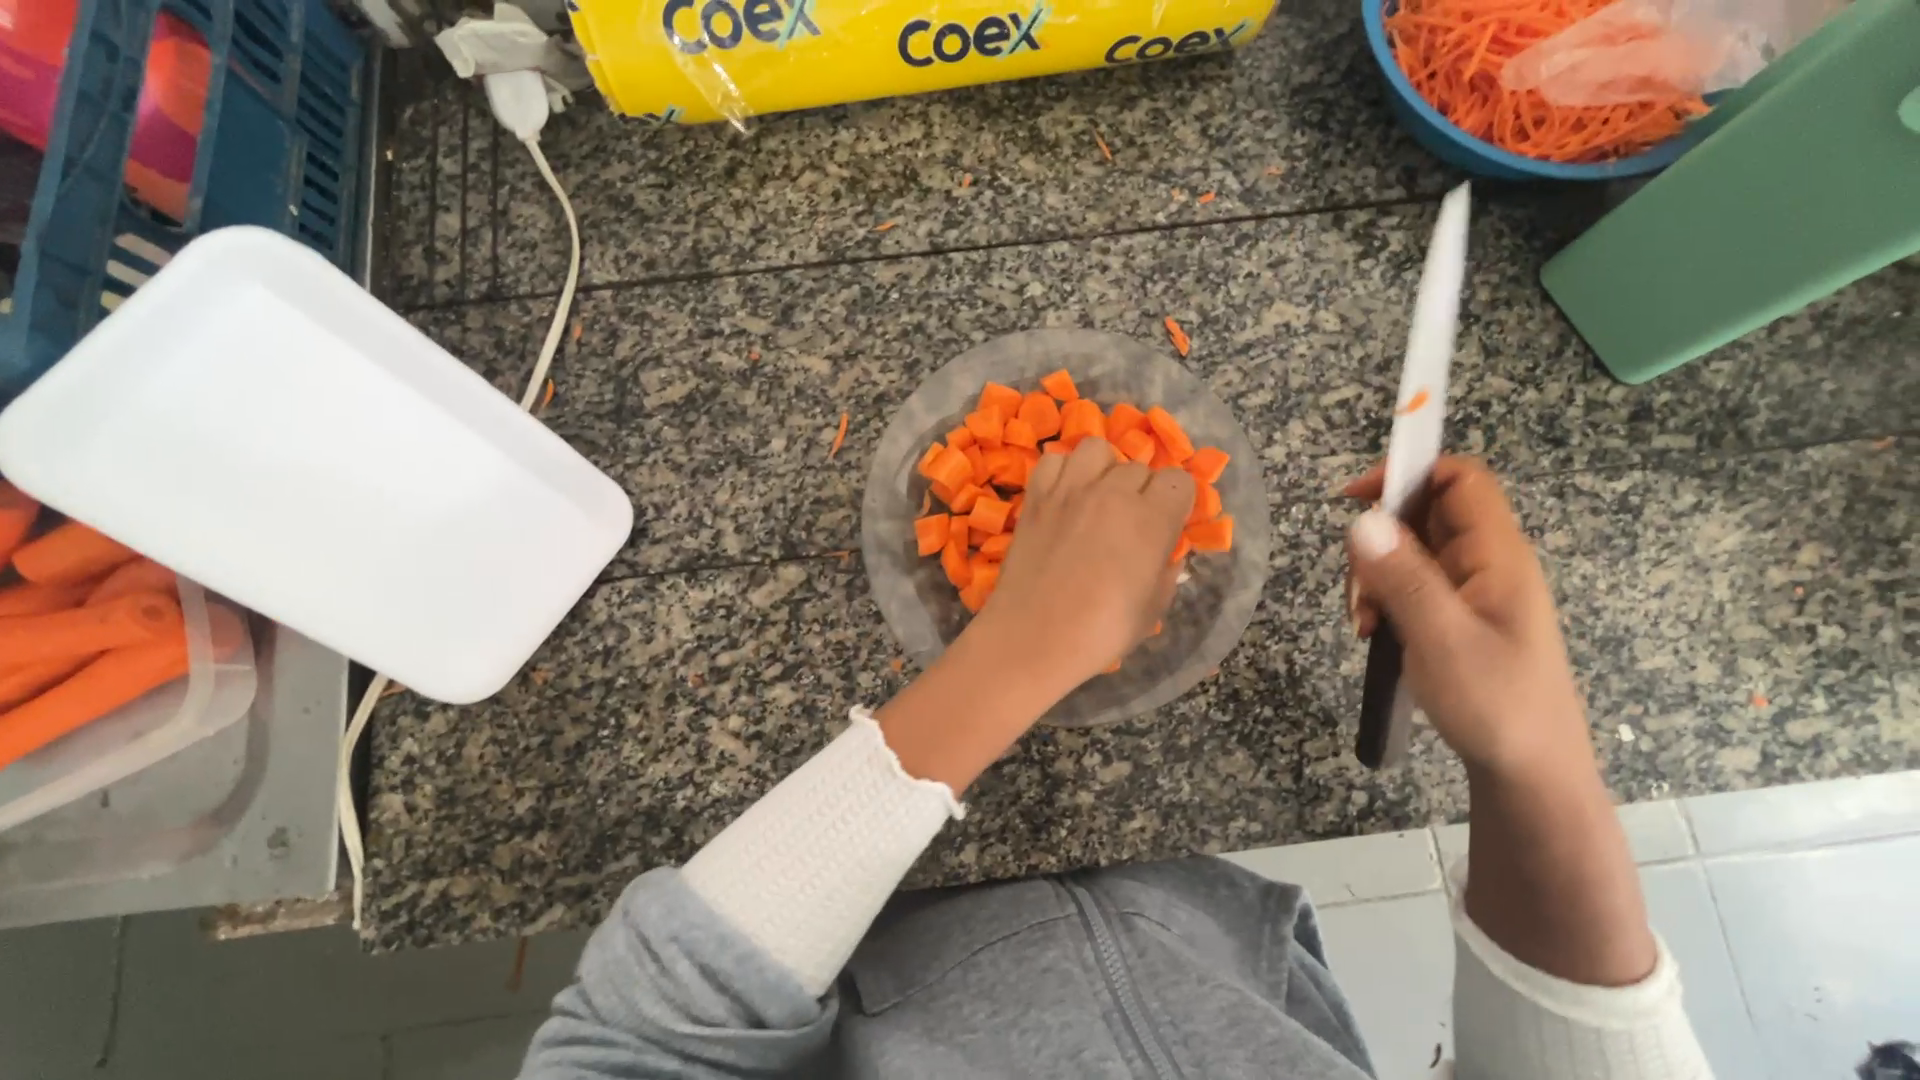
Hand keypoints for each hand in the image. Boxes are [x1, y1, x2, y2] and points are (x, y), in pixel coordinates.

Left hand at [878, 437, 1192, 792]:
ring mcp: (1069, 490)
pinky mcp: (1035, 497)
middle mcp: (1112, 493)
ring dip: (1104, 469)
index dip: (1176, 502)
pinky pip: (1053, 461)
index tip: (1168, 524)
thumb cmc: (1100, 633)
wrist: (1032, 637)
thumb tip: (1164, 553)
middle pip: (1138, 468)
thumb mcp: (1152, 609)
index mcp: (1151, 519)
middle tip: (1130, 523)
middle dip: (1142, 491)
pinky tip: (1065, 496)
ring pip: (1096, 450)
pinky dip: (1063, 472)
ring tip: (1098, 497)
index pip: (1179, 481)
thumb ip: (1165, 571)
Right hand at [1343, 457, 1590, 774]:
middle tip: (1360, 589)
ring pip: (1410, 553)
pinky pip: (1411, 587)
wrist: (1530, 773)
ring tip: (1365, 621)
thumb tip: (1361, 518)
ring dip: (1375, 577)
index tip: (1354, 500)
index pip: (1459, 480)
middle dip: (1378, 541)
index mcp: (1498, 556)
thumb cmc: (1495, 704)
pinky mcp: (1457, 618)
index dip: (1408, 475)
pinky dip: (1384, 601)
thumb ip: (1403, 577)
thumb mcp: (1441, 639)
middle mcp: (1486, 564)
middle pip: (1424, 515)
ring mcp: (1471, 592)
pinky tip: (1374, 633)